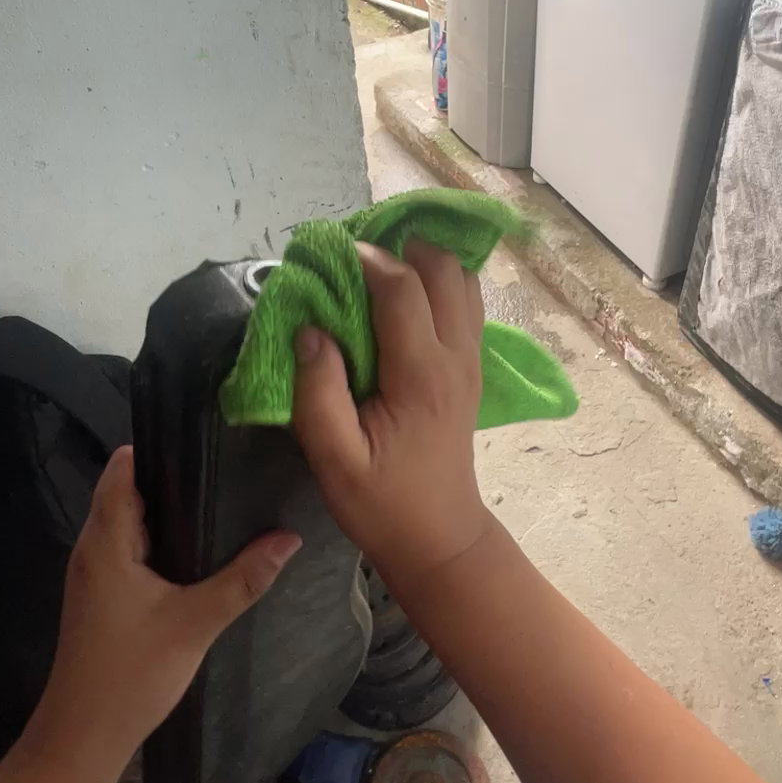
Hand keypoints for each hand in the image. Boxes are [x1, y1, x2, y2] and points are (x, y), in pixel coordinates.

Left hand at [23, 446, 301, 761]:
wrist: (82, 740)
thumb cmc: (130, 674)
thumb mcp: (196, 622)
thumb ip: (244, 578)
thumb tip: (290, 537)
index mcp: (106, 542)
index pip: (122, 470)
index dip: (157, 446)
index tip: (204, 435)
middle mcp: (93, 547)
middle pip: (126, 487)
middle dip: (170, 471)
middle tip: (225, 461)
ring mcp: (95, 571)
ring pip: (127, 516)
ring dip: (166, 502)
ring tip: (220, 491)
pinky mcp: (103, 591)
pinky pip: (129, 540)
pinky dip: (159, 529)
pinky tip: (198, 540)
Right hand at [290, 240, 493, 592]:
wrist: (440, 535)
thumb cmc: (382, 503)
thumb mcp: (333, 460)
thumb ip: (316, 393)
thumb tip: (310, 329)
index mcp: (421, 374)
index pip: (402, 289)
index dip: (367, 259)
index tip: (332, 253)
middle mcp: (456, 356)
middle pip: (446, 269)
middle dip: (403, 247)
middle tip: (358, 256)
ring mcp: (471, 359)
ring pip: (464, 280)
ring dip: (427, 260)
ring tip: (383, 267)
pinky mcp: (472, 366)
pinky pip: (466, 303)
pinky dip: (442, 281)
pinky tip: (409, 292)